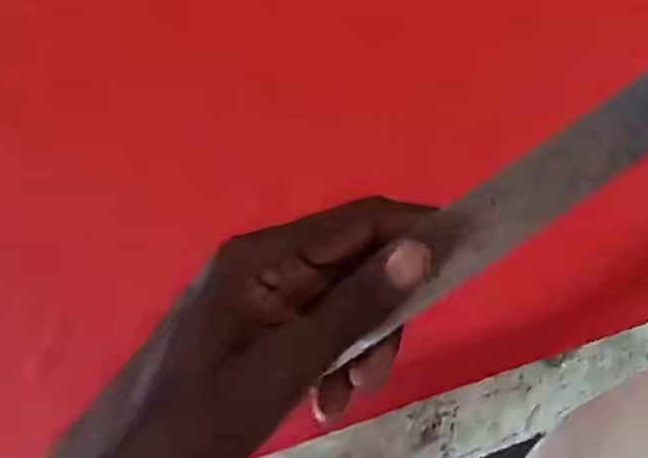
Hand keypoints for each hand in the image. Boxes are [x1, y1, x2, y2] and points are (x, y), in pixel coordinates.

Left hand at [52, 197, 433, 457]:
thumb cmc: (189, 427)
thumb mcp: (283, 369)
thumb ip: (357, 306)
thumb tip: (425, 247)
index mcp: (264, 256)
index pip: (360, 219)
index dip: (413, 227)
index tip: (458, 246)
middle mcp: (267, 264)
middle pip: (356, 263)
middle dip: (380, 312)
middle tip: (385, 363)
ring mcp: (262, 296)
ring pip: (345, 299)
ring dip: (361, 344)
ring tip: (347, 397)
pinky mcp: (260, 327)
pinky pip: (321, 325)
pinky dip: (337, 358)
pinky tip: (326, 400)